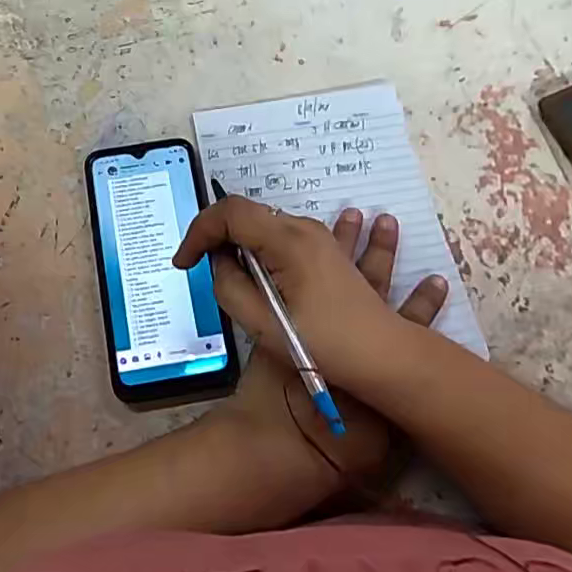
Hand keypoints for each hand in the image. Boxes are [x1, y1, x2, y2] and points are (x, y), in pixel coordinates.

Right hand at [173, 197, 449, 394]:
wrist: (387, 358)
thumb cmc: (323, 345)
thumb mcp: (262, 323)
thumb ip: (229, 285)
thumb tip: (220, 261)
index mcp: (286, 240)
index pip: (229, 213)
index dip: (199, 231)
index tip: (184, 263)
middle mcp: (304, 228)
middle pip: (247, 217)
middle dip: (218, 238)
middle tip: (203, 269)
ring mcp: (322, 237)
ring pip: (267, 227)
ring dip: (243, 241)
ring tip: (229, 265)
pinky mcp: (331, 251)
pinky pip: (290, 236)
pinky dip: (269, 243)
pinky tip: (271, 252)